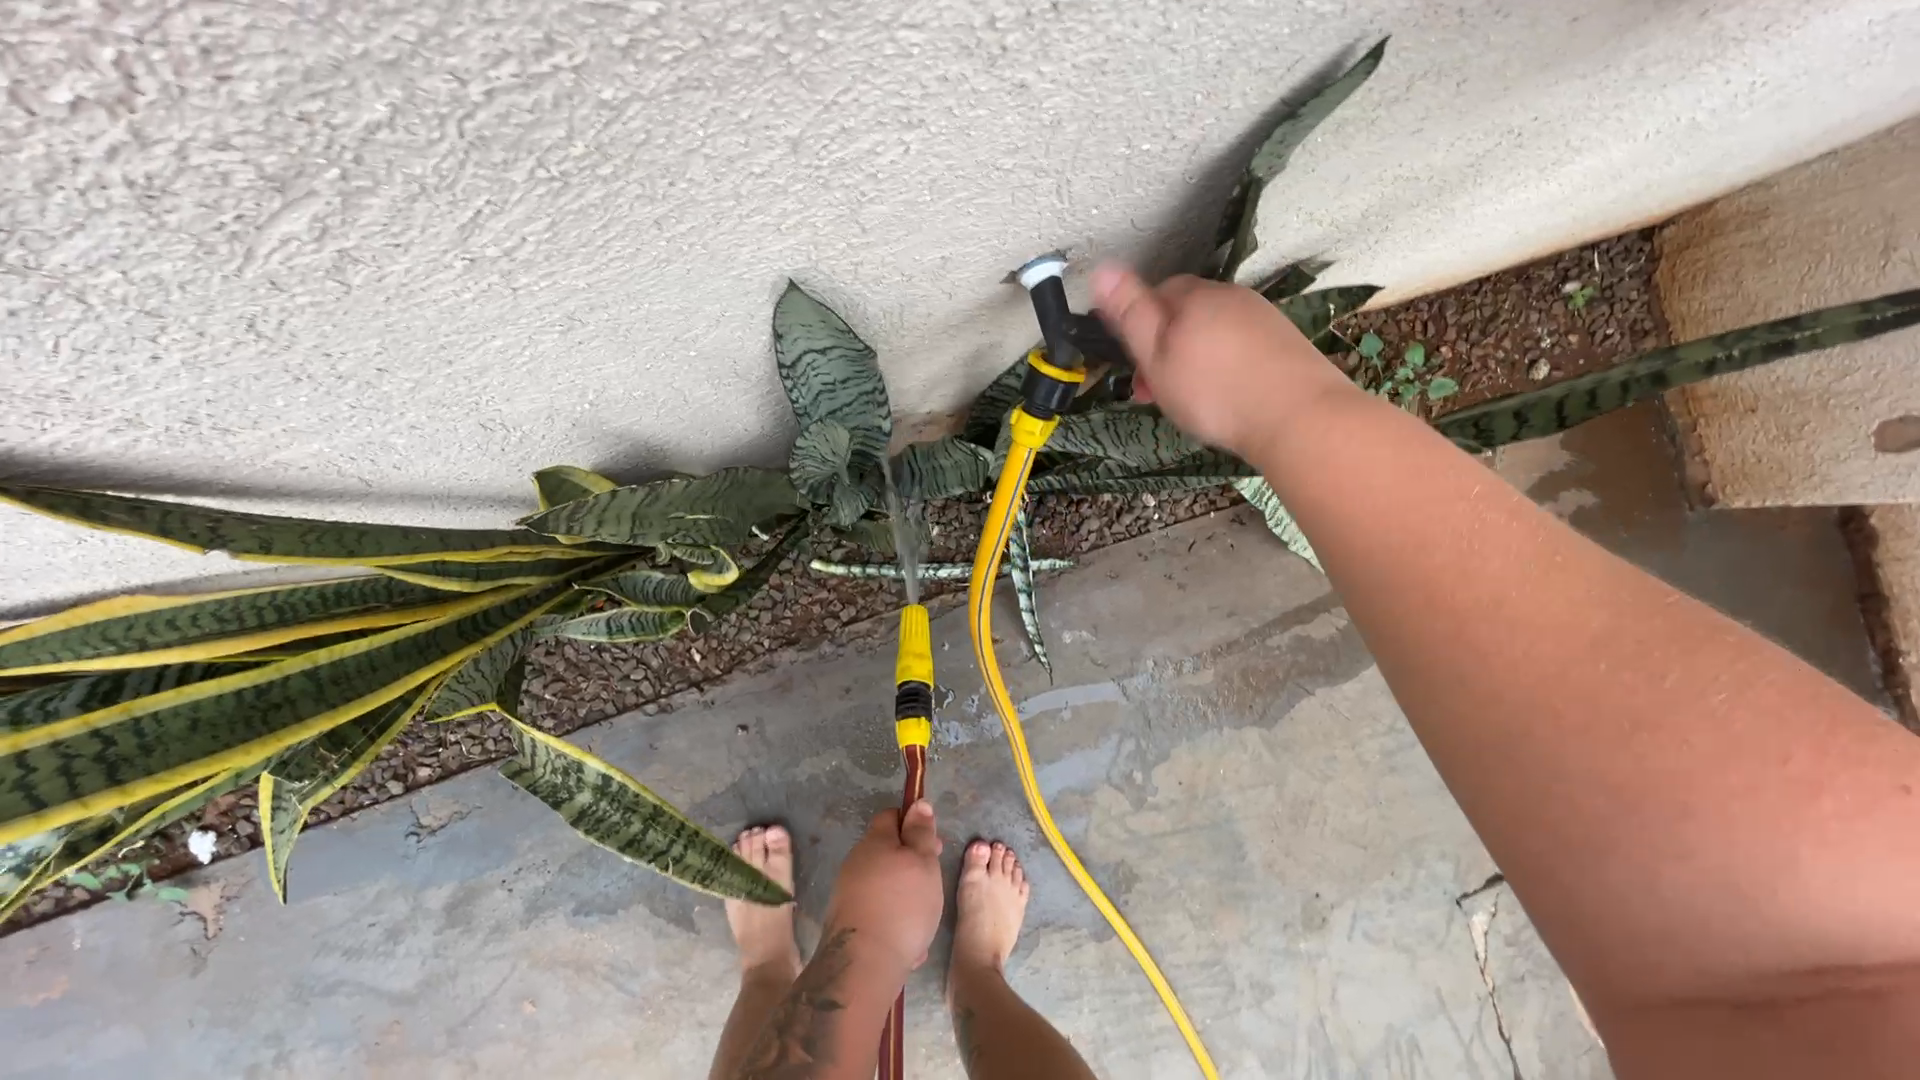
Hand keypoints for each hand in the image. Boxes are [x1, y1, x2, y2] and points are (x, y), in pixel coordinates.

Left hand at [822, 800, 943, 971]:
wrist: (864, 962)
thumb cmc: (902, 904)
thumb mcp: (923, 862)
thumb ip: (921, 833)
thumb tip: (918, 803)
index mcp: (874, 841)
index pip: (890, 816)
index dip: (912, 824)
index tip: (932, 845)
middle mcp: (856, 861)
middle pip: (886, 851)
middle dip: (910, 864)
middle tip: (932, 883)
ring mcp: (847, 891)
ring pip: (883, 884)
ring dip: (904, 895)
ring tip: (923, 918)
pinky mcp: (847, 920)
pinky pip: (876, 911)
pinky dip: (892, 919)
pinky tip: (908, 942)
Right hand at [1092, 264, 1363, 459]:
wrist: (1297, 417)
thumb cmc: (1213, 391)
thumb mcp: (1156, 356)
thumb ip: (1130, 313)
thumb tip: (1102, 269)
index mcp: (1194, 296)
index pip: (1154, 293)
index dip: (1138, 329)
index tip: (1135, 369)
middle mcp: (1229, 296)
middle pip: (1185, 313)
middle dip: (1167, 345)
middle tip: (1157, 391)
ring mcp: (1261, 316)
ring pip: (1213, 331)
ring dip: (1195, 358)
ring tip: (1191, 399)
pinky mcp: (1283, 341)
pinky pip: (1240, 347)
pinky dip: (1225, 366)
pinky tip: (1226, 396)